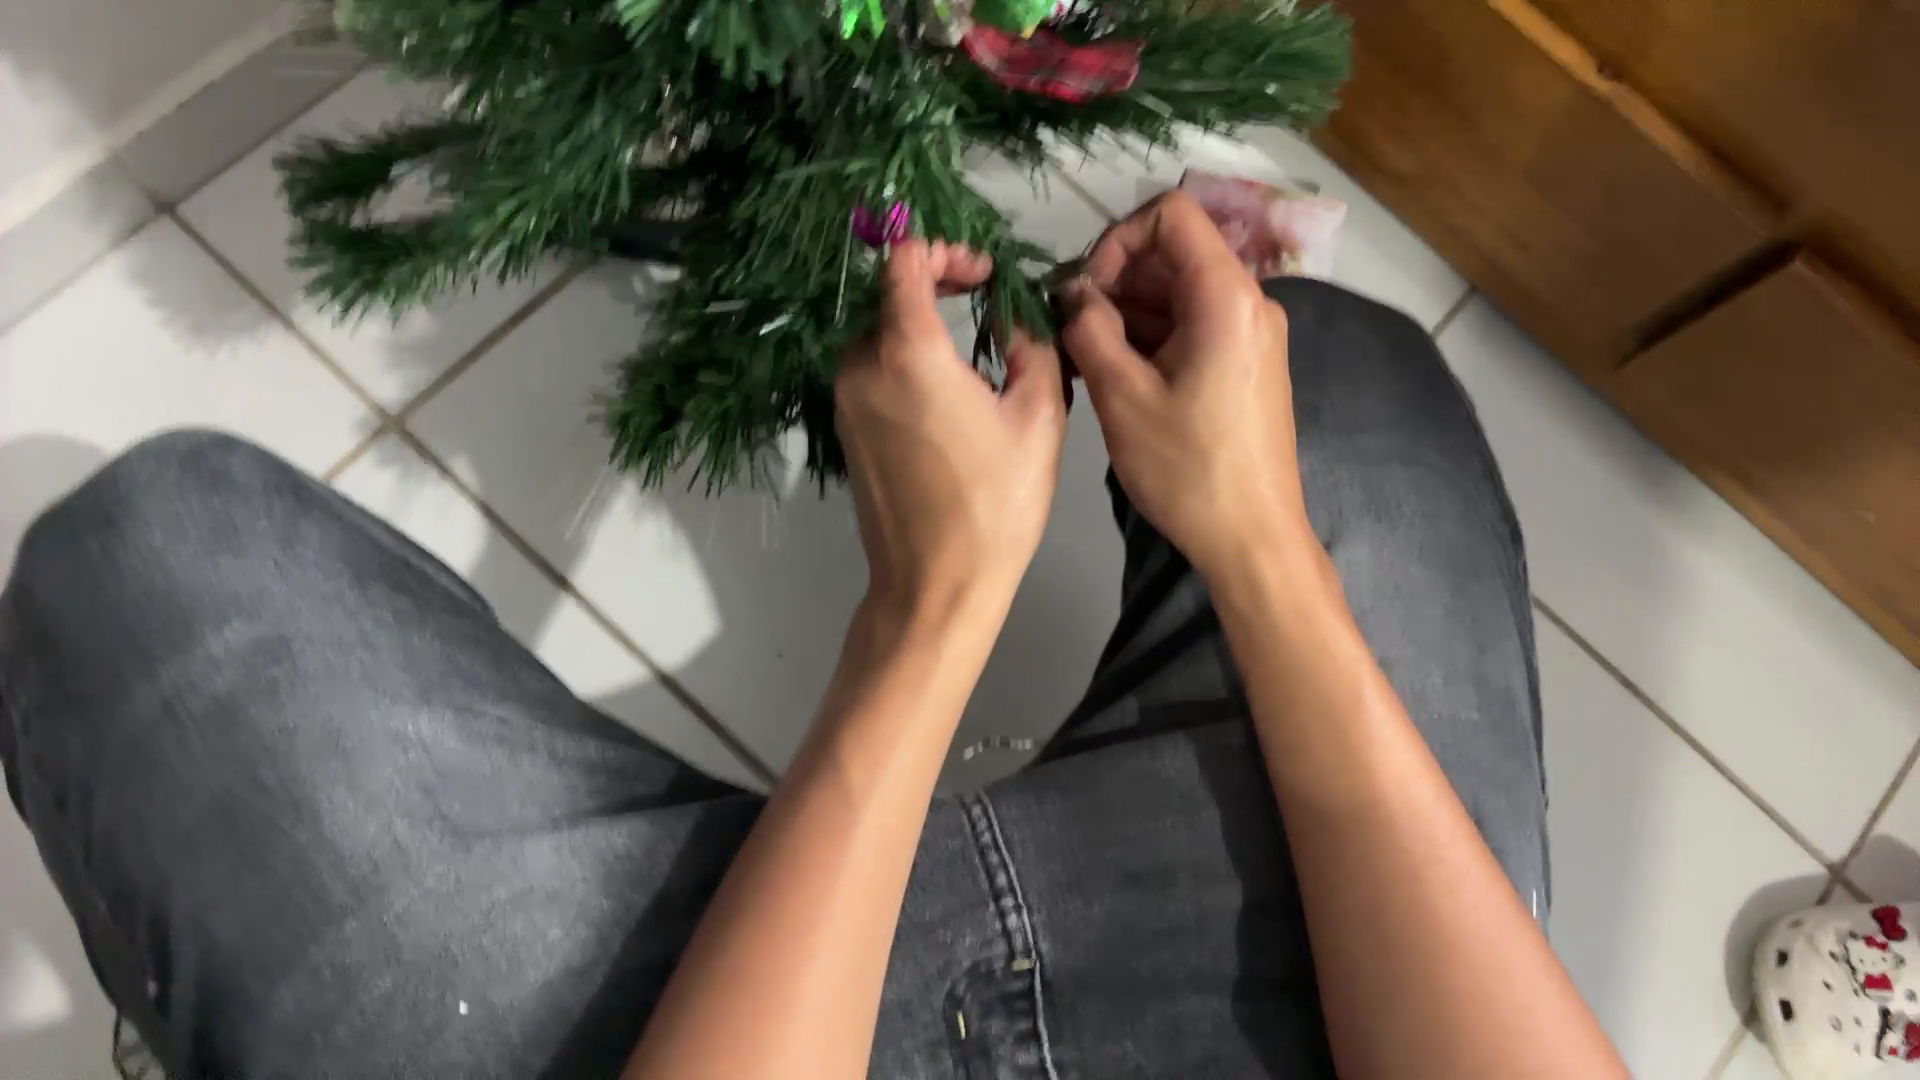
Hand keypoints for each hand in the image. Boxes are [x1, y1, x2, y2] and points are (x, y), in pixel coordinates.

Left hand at [836, 240, 1067, 620]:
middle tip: (987, 301)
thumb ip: (1032, 344)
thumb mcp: (1039, 416)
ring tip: (974, 350)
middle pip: (889, 297)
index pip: (903, 259)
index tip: (983, 274)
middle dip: (938, 286)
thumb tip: (1016, 317)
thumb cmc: (996, 502)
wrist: (936, 583)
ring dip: (922, 328)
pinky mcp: (844, 432)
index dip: (945, 250)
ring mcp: (844, 402)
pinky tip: (946, 392)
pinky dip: (905, 364)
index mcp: (906, 352)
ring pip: (879, 337)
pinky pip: (872, 375)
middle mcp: (860, 367)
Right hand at [1062, 192, 1311, 576]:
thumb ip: (1090, 330)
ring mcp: (1249, 336)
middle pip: (1173, 256)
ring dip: (1127, 315)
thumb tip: (1073, 294)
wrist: (1251, 536)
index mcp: (1225, 296)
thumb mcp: (1122, 397)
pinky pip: (1192, 329)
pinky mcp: (1244, 366)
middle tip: (1071, 330)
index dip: (1117, 239)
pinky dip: (1151, 340)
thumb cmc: (1186, 469)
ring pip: (1178, 296)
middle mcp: (1247, 303)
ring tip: (1084, 358)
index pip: (1171, 215)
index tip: (1084, 291)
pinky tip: (1115, 375)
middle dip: (1115, 282)